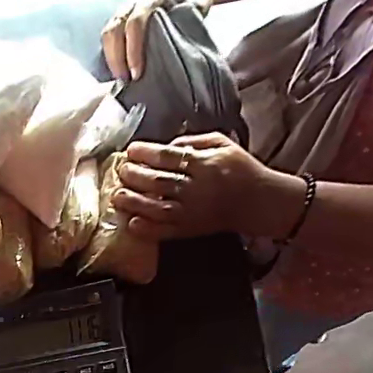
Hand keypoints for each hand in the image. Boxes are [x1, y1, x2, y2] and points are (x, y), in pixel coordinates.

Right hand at [100, 0, 196, 80]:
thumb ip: (194, 13)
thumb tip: (184, 37)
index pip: (135, 21)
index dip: (133, 49)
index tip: (137, 74)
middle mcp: (134, 0)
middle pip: (113, 29)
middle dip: (116, 59)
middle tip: (125, 82)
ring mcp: (126, 10)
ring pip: (108, 35)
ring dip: (111, 60)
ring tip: (120, 81)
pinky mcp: (124, 21)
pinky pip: (110, 40)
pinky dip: (111, 58)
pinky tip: (119, 73)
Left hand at [114, 134, 284, 241]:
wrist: (256, 201)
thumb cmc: (239, 169)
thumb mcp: (222, 144)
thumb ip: (194, 141)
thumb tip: (166, 145)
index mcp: (205, 164)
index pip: (170, 156)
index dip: (147, 153)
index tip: (130, 150)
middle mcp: (196, 188)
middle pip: (159, 181)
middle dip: (135, 176)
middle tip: (120, 171)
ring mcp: (191, 212)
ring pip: (157, 207)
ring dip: (134, 203)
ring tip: (116, 197)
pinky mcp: (189, 230)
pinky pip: (165, 232)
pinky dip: (148, 229)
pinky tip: (132, 224)